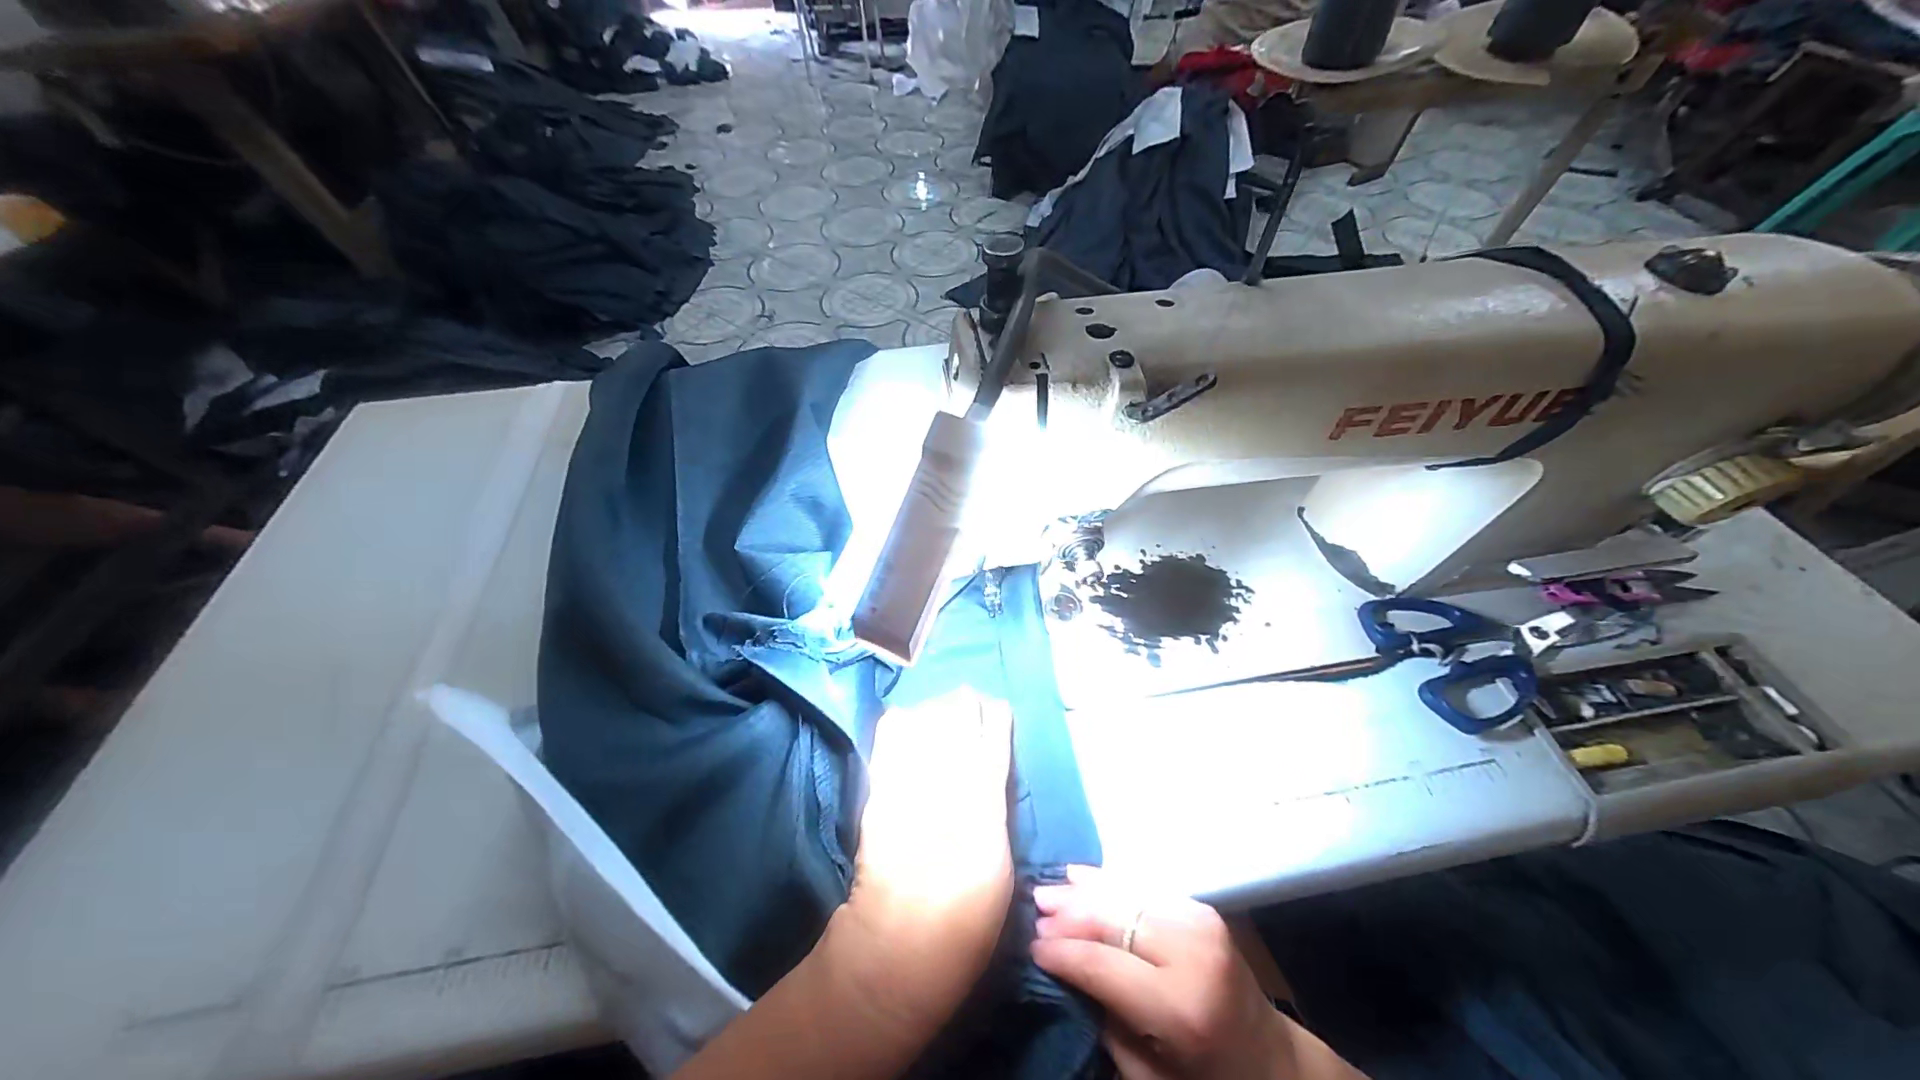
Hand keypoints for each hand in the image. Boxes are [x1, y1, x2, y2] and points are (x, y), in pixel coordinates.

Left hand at [827, 688, 1014, 1033]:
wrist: (899, 944)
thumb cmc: (966, 918)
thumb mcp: (1000, 860)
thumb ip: (994, 804)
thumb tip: (989, 769)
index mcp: (986, 800)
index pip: (993, 732)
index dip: (996, 715)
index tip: (997, 712)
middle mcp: (948, 778)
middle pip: (956, 713)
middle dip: (965, 705)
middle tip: (968, 710)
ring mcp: (908, 778)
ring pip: (923, 715)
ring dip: (935, 710)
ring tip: (939, 718)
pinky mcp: (879, 786)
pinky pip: (889, 735)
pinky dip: (902, 723)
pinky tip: (909, 729)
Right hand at [1032, 866, 1364, 1079]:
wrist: (1270, 1062)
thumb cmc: (1203, 1078)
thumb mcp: (1145, 1071)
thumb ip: (1104, 1015)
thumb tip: (1063, 965)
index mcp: (1181, 1007)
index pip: (1102, 964)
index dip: (1061, 952)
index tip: (1030, 947)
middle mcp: (1193, 953)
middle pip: (1113, 918)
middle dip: (1069, 913)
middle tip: (1033, 907)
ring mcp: (1202, 923)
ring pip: (1126, 893)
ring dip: (1084, 891)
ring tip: (1048, 889)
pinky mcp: (1203, 909)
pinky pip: (1144, 887)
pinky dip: (1110, 882)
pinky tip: (1081, 876)